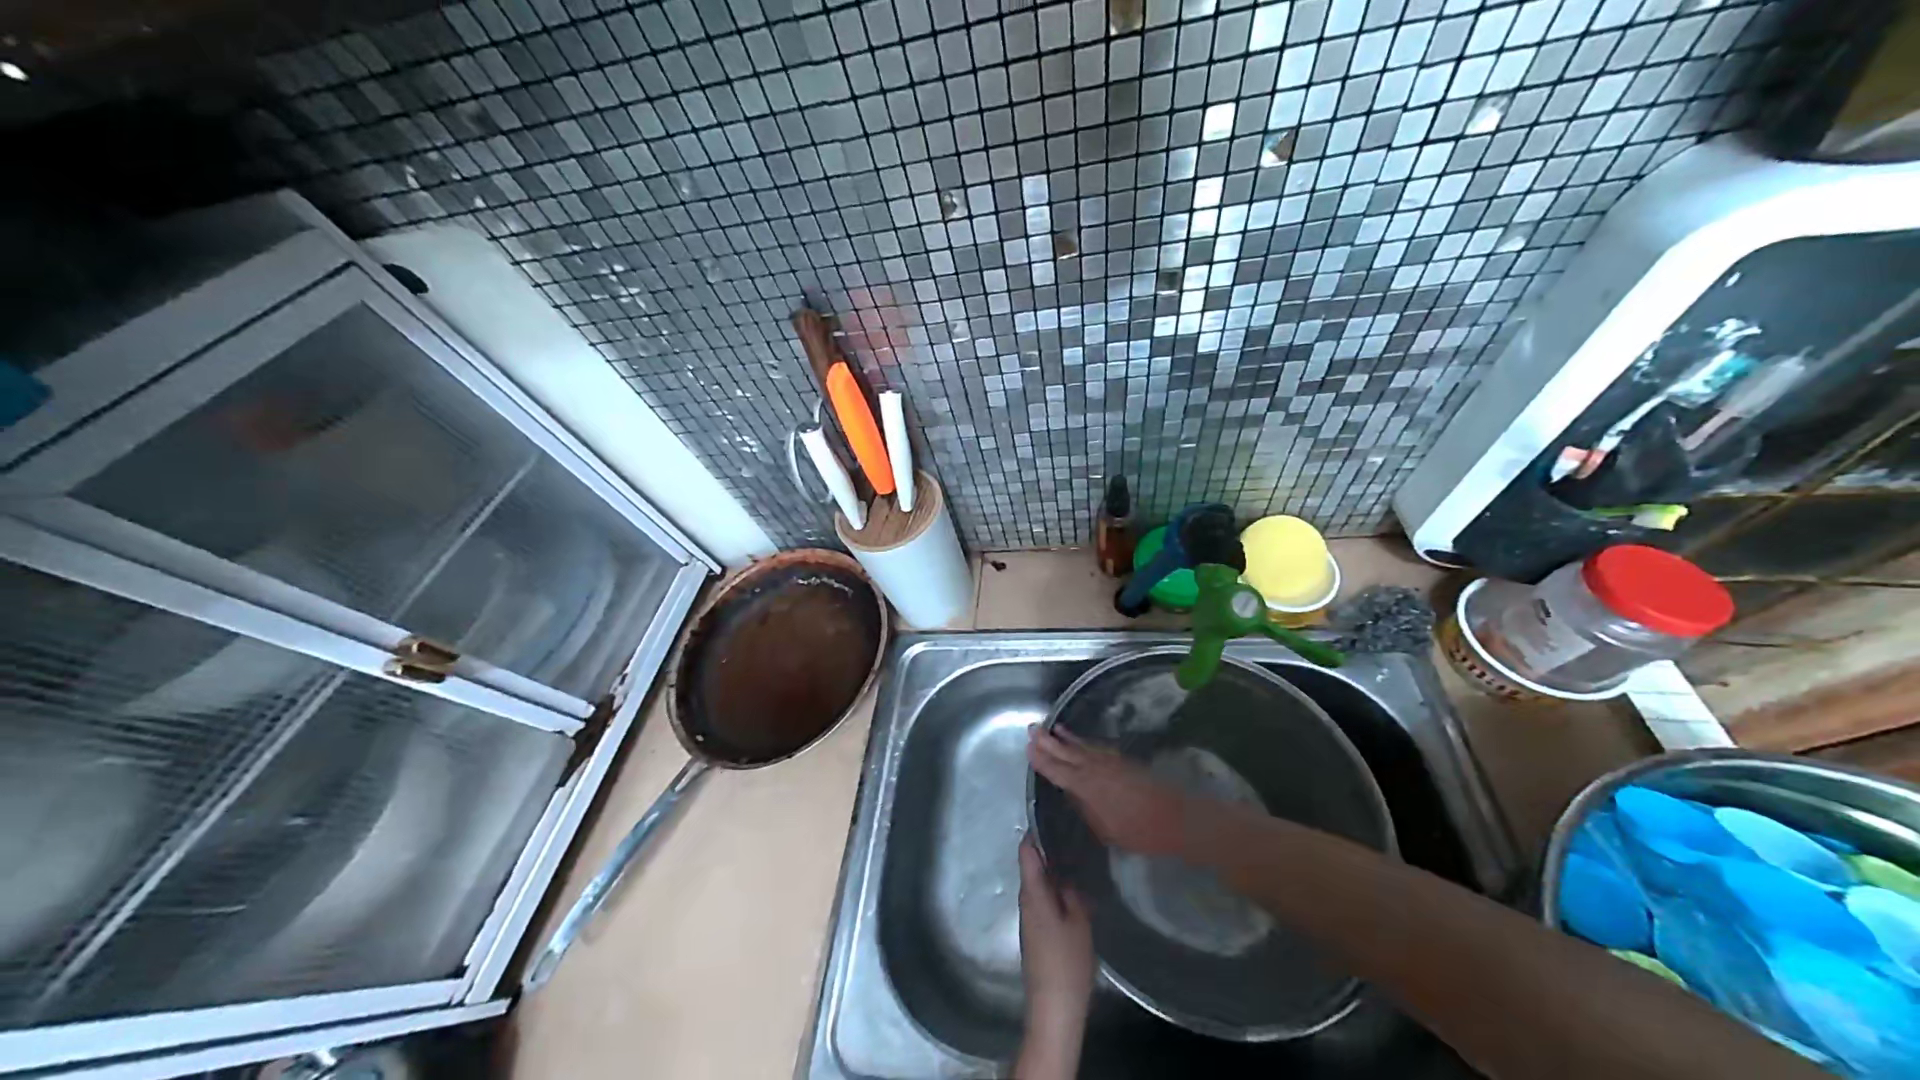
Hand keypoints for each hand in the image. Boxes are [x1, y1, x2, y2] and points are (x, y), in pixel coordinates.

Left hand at [1016, 836, 1092, 1075]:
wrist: (1053, 1009)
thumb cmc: (1067, 964)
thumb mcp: (1079, 923)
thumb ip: (1073, 894)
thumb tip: (1067, 876)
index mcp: (1033, 894)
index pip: (1026, 852)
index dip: (1036, 832)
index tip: (1052, 816)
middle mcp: (1026, 901)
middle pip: (1032, 866)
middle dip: (1050, 851)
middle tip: (1074, 836)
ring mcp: (1030, 918)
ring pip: (1040, 885)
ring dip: (1055, 873)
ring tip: (1079, 860)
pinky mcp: (1037, 932)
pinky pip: (1044, 901)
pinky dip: (1056, 892)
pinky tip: (1076, 892)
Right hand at [1027, 726, 1189, 856]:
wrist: (1176, 818)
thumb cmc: (1140, 832)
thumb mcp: (1106, 829)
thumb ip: (1086, 809)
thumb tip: (1071, 795)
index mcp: (1088, 787)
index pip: (1058, 771)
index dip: (1042, 760)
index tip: (1028, 748)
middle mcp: (1096, 769)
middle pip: (1067, 752)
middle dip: (1048, 742)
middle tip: (1032, 729)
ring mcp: (1110, 762)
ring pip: (1082, 746)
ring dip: (1065, 738)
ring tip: (1050, 728)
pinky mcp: (1122, 761)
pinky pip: (1096, 747)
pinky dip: (1084, 742)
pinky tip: (1078, 740)